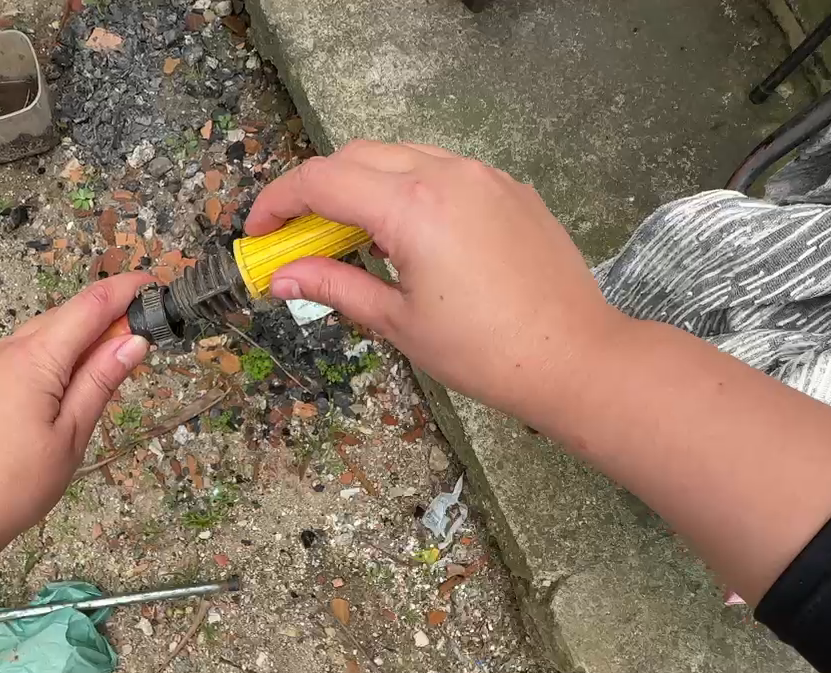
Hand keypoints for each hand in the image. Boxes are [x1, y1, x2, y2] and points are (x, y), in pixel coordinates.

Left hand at [0, 273, 152, 562]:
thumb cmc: (12, 485)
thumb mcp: (70, 436)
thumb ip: (100, 383)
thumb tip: (133, 341)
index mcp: (35, 358)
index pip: (90, 306)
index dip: (126, 290)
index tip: (157, 284)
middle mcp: (6, 349)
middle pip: (65, 315)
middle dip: (107, 313)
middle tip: (145, 330)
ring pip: (41, 335)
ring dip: (80, 337)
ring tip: (111, 360)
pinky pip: (21, 355)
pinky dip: (53, 355)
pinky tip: (66, 382)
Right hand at [245, 141, 624, 428]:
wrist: (571, 356)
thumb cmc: (482, 351)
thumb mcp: (396, 322)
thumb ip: (334, 287)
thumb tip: (281, 277)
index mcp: (414, 208)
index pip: (323, 180)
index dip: (278, 202)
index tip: (259, 231)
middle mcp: (448, 174)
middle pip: (357, 157)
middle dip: (316, 192)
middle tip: (298, 240)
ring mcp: (484, 175)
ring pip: (400, 158)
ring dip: (362, 189)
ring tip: (352, 244)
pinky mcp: (508, 188)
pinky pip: (442, 172)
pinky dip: (406, 192)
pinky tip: (407, 240)